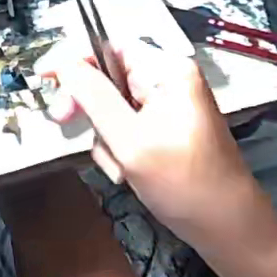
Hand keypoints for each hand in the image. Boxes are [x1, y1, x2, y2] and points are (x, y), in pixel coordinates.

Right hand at [38, 39, 275, 256]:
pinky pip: (125, 125)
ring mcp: (167, 104)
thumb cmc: (188, 186)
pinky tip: (128, 170)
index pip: (109, 46)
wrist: (229, 230)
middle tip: (66, 121)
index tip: (47, 77)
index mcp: (167, 70)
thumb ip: (93, 97)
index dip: (74, 59)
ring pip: (111, 105)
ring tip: (120, 165)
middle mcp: (168, 79)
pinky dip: (118, 147)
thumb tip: (65, 64)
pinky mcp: (165, 126)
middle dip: (89, 106)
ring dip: (105, 135)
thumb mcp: (130, 140)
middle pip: (107, 75)